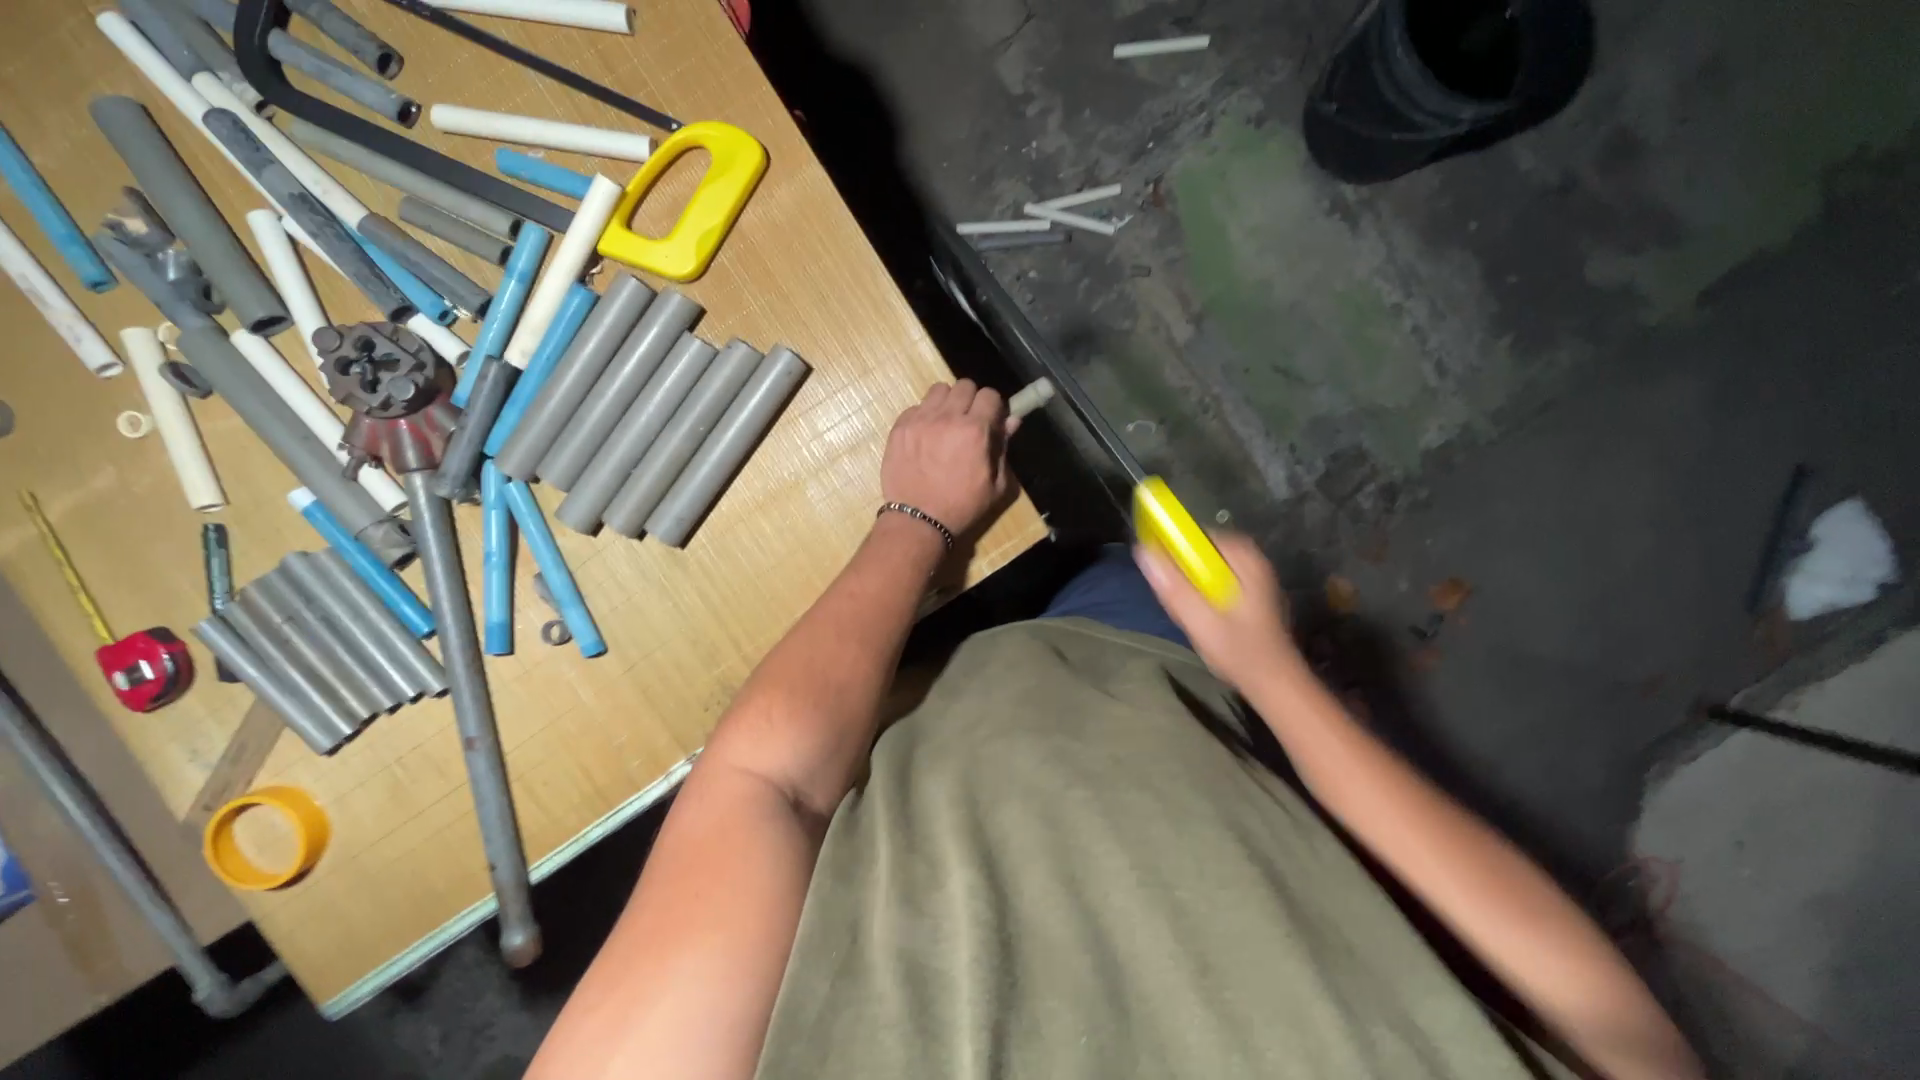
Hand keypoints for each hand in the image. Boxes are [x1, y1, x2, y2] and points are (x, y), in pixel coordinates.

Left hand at [880, 380, 1015, 537]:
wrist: (918, 521)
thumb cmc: (962, 507)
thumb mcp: (996, 485)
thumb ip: (1004, 448)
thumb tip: (1012, 421)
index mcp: (975, 430)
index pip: (990, 395)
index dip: (993, 407)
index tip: (990, 421)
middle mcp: (947, 417)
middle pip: (964, 386)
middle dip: (971, 401)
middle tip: (968, 422)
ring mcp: (920, 420)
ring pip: (938, 390)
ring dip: (947, 402)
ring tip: (945, 424)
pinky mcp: (900, 427)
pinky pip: (916, 407)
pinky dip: (924, 416)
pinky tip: (925, 436)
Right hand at [1135, 533, 1302, 691]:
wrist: (1276, 684)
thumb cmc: (1240, 652)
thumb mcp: (1201, 621)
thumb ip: (1173, 586)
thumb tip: (1143, 551)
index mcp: (1247, 561)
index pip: (1203, 536)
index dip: (1177, 546)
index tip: (1161, 566)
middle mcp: (1255, 563)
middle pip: (1207, 552)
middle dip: (1185, 570)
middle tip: (1174, 594)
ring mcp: (1256, 580)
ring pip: (1212, 569)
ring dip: (1194, 585)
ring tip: (1189, 612)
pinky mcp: (1253, 597)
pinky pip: (1220, 582)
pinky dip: (1205, 594)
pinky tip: (1203, 618)